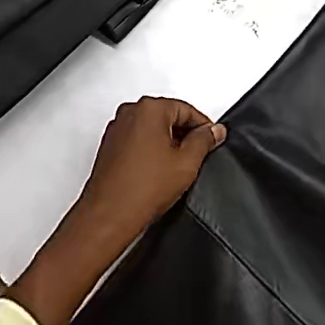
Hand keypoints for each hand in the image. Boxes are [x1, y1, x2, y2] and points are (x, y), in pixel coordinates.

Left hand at [76, 96, 225, 235]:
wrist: (110, 215)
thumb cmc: (140, 189)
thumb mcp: (186, 163)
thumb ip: (204, 141)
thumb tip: (214, 131)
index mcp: (149, 108)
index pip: (186, 109)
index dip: (203, 126)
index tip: (212, 137)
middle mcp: (130, 112)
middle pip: (167, 115)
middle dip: (184, 134)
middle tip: (197, 155)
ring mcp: (117, 127)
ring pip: (151, 127)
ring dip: (166, 142)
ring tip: (175, 168)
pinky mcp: (110, 144)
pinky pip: (137, 138)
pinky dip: (149, 149)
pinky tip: (156, 172)